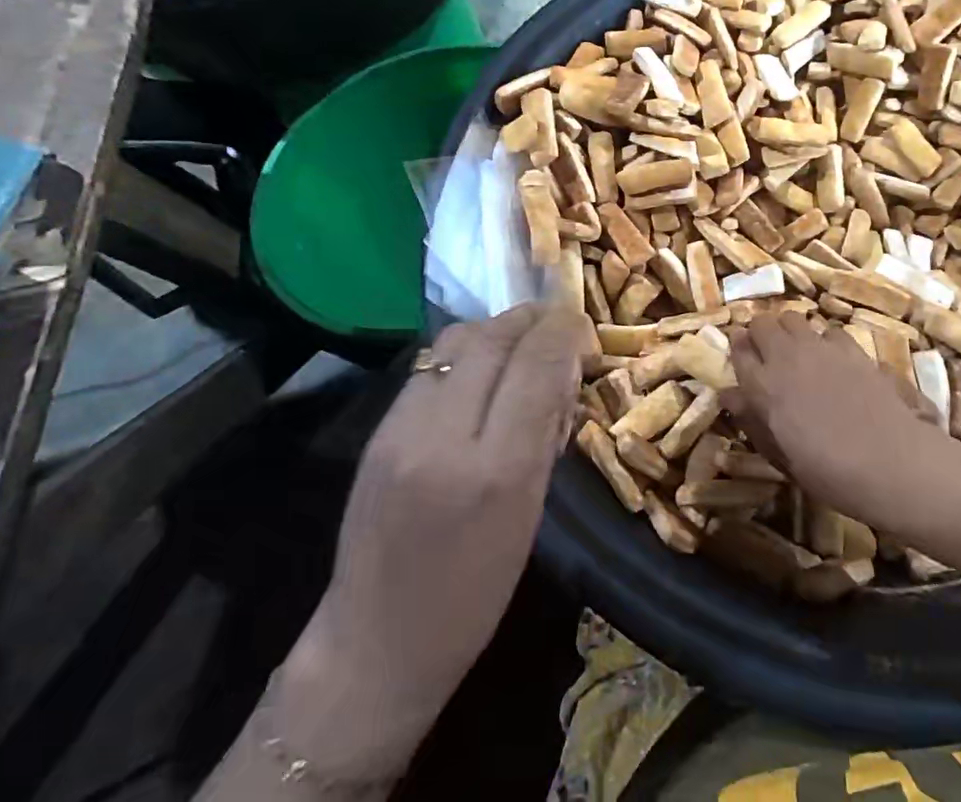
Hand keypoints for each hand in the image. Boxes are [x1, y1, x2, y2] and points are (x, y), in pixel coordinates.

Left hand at [275, 305, 585, 777]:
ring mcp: (399, 429)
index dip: (565, 331)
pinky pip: (429, 366)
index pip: (536, 365)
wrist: (376, 641)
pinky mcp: (376, 431)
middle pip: (493, 338)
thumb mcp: (531, 516)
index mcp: (496, 470)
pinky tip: (484, 372)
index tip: (584, 326)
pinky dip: (467, 352)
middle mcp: (442, 436)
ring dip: (498, 329)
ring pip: (455, 340)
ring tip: (524, 343)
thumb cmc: (475, 594)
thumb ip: (545, 437)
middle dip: (534, 319)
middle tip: (561, 325)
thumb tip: (561, 374)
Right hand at [728, 314, 960, 529]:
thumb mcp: (780, 455)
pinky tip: (831, 359)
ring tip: (796, 352)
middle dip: (760, 333)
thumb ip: (752, 420)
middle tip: (767, 354)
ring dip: (789, 330)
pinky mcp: (852, 347)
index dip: (737, 348)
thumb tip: (729, 394)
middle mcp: (786, 356)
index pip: (739, 349)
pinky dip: (823, 339)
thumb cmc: (827, 471)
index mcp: (762, 385)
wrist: (889, 461)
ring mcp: (821, 348)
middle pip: (763, 324)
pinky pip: (828, 330)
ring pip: (793, 318)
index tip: (740, 354)